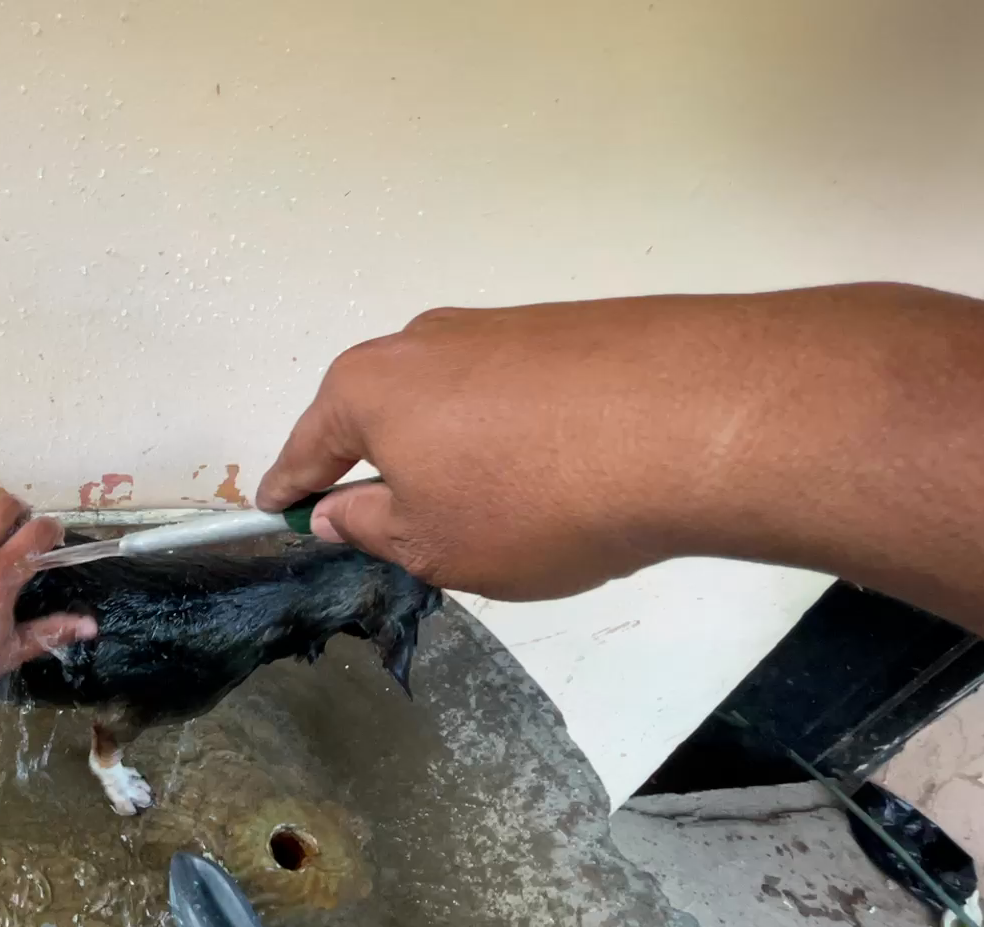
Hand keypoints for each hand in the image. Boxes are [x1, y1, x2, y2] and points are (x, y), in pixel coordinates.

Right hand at [255, 287, 943, 599]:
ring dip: (441, 450)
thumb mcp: (430, 543)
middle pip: (371, 416)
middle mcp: (417, 343)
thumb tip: (333, 513)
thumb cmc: (533, 499)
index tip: (275, 511)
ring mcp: (493, 326)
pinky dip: (501, 431)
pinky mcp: (562, 326)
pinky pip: (502, 390)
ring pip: (439, 403)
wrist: (708, 420)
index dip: (287, 490)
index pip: (305, 451)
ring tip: (487, 504)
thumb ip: (366, 527)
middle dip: (371, 468)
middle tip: (386, 521)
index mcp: (365, 389)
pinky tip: (546, 469)